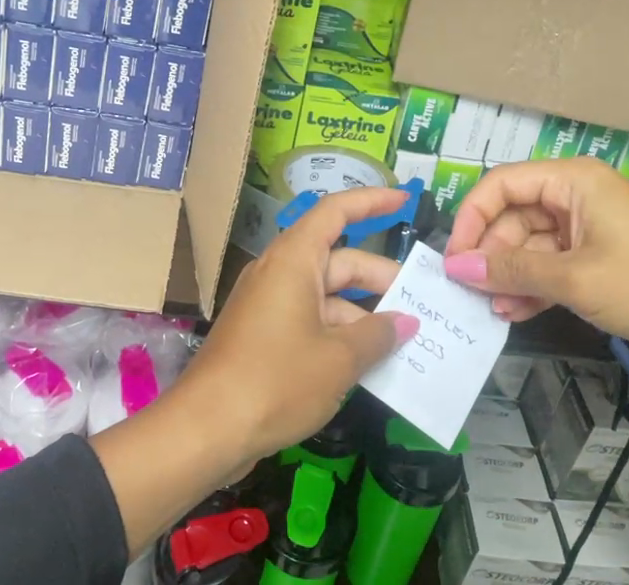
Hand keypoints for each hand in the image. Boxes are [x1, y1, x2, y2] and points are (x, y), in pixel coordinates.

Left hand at [178, 187, 417, 462]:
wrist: (205, 429)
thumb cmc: (276, 380)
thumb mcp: (338, 359)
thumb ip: (376, 336)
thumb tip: (404, 323)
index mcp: (294, 259)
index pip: (336, 212)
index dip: (372, 202)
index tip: (405, 199)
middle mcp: (280, 272)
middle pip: (339, 261)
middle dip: (381, 281)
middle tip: (423, 307)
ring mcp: (269, 305)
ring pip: (327, 296)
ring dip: (364, 316)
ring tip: (407, 341)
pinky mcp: (263, 337)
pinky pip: (311, 321)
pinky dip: (340, 335)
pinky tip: (370, 364)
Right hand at [442, 159, 628, 360]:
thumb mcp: (575, 278)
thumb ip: (511, 270)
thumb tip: (456, 268)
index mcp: (573, 180)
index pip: (502, 184)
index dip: (471, 218)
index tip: (454, 260)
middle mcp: (579, 196)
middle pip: (515, 216)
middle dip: (492, 253)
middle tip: (471, 293)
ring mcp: (592, 229)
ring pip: (532, 244)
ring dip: (511, 275)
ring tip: (492, 309)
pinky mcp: (603, 259)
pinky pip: (554, 265)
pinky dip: (534, 286)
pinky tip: (515, 313)